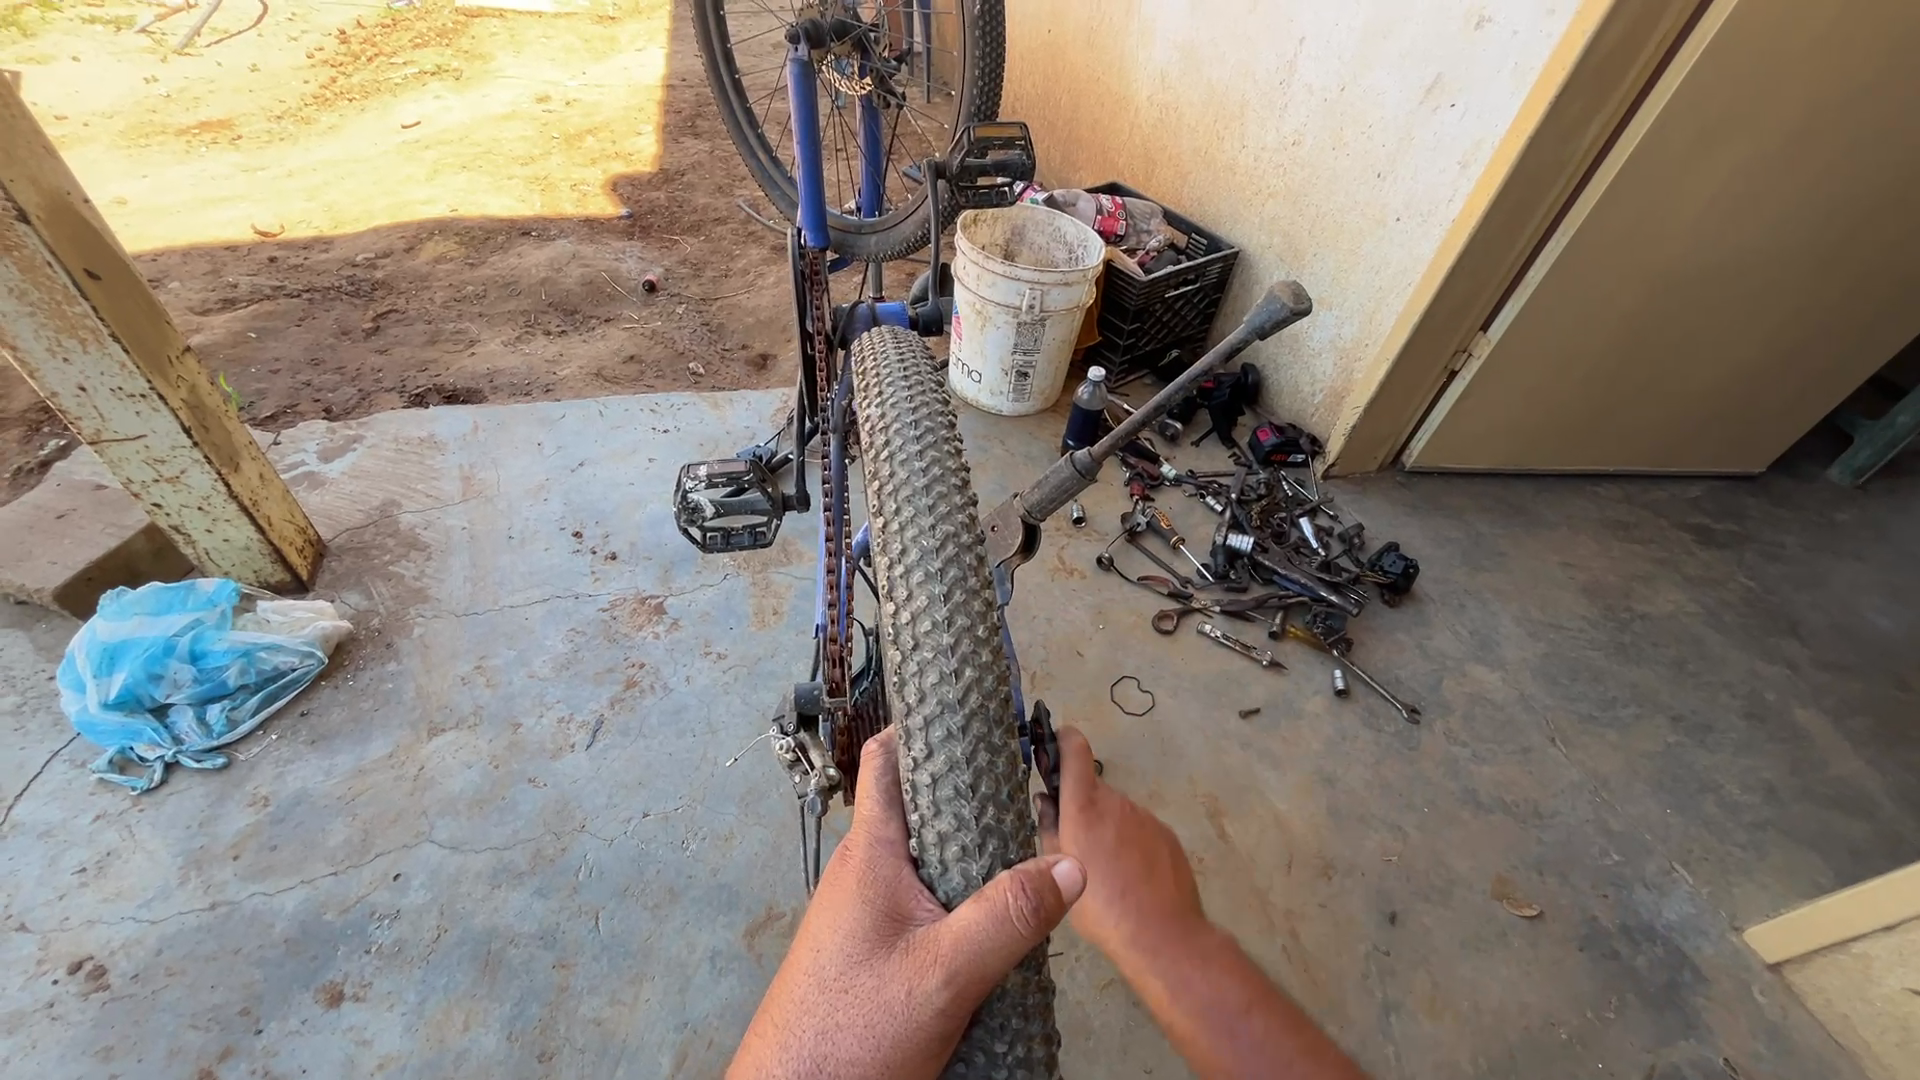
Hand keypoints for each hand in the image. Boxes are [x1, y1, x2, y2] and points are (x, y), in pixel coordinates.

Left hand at [729, 727, 1086, 1079]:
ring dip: (962, 846)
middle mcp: (863, 869)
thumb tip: (1071, 866)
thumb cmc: (852, 1030)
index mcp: (871, 851)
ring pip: (920, 854)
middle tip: (1017, 785)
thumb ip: (1008, 918)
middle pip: (914, 805)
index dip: (922, 725)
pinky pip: (919, 896)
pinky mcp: (870, 946)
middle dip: (962, 791)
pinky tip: (990, 913)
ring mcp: (864, 909)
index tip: (968, 712)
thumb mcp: (944, 973)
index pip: (886, 759)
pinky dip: (954, 890)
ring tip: (1016, 844)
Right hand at [1036, 726, 1205, 961]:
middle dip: (1083, 807)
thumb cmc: (1100, 907)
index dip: (1065, 739)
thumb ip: (1049, 829)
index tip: (1057, 741)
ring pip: (1117, 813)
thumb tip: (1046, 801)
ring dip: (1108, 828)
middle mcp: (1115, 802)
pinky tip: (1134, 877)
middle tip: (1078, 844)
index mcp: (1083, 806)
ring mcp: (1145, 817)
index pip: (1075, 750)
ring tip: (1108, 870)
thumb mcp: (1059, 871)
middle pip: (1094, 790)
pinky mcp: (1166, 835)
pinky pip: (1140, 830)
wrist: (1163, 936)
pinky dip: (1132, 843)